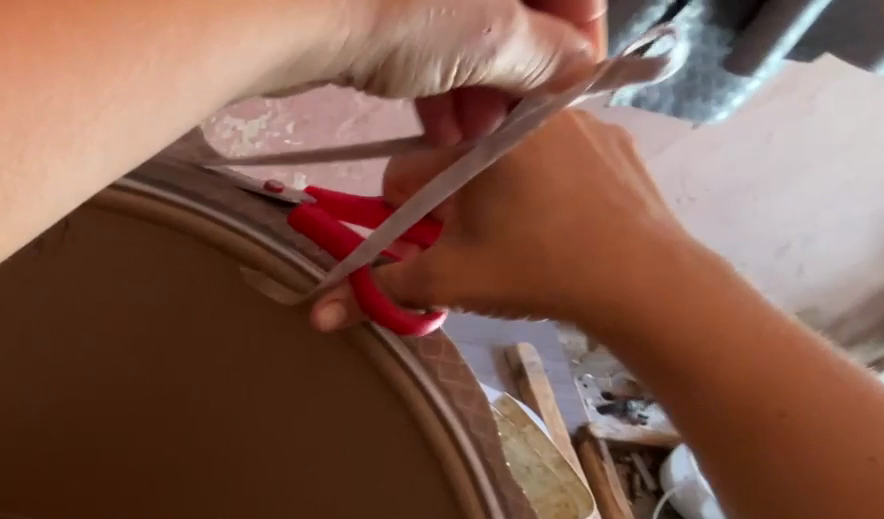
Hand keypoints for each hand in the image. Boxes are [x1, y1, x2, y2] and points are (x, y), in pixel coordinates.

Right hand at [308, 110, 706, 334]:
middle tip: (463, 248)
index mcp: (476, 145)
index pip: (399, 175)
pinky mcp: (612, 142)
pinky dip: (537, 189)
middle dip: (441, 208)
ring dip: (486, 197)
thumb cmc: (534, 271)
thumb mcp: (444, 283)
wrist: (644, 278)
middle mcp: (522, 119)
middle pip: (447, 165)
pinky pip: (549, 158)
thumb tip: (315, 317)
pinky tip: (553, 224)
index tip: (417, 248)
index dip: (396, 220)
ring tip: (511, 238)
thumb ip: (375, 292)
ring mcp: (576, 125)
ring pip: (498, 161)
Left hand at [409, 1, 608, 143]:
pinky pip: (429, 58)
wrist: (305, 24)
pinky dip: (440, 95)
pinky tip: (441, 135)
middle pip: (523, 24)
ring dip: (479, 97)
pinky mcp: (394, 29)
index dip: (578, 47)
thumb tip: (579, 70)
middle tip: (513, 128)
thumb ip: (543, 54)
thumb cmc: (416, 22)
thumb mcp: (493, 38)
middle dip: (518, 81)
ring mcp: (436, 3)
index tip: (570, 97)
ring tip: (474, 140)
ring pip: (473, 46)